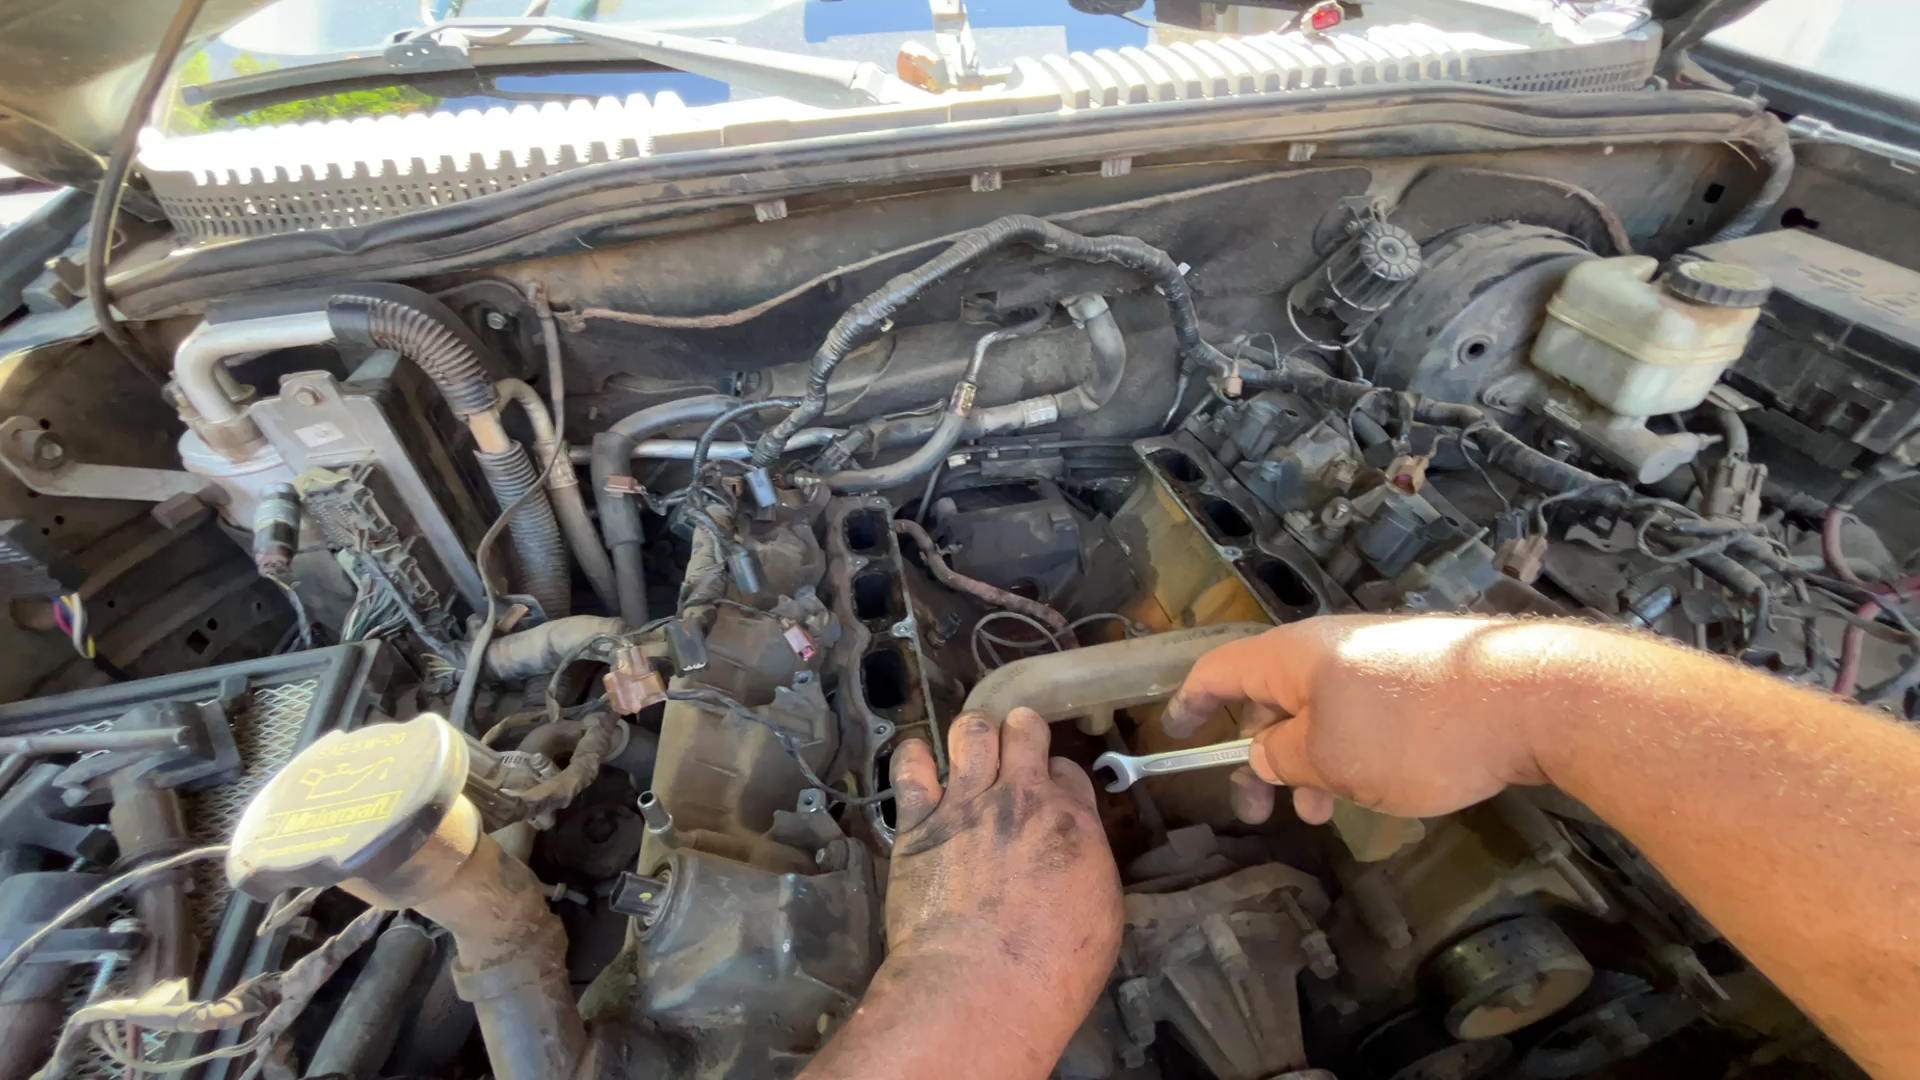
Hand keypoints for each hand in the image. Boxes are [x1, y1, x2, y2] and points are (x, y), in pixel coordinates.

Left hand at [880, 708, 1121, 1063]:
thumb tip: (1072, 841)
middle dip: (1021, 730)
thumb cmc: (1052, 971)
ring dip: (974, 732)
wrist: (980, 992)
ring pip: (972, 730)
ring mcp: (966, 805)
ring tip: (971, 747)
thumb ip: (1085, 858)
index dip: (1058, 774)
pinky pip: (910, 766)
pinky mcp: (919, 823)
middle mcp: (1020, 798)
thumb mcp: (1100, 913)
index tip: (1049, 790)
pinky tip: (918, 761)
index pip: (1068, 768)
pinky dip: (913, 757)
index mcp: (1070, 819)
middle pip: (1024, 728)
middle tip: (1014, 748)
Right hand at [1164, 615, 1554, 824]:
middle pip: (1266, 697)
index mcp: (1287, 657)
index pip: (1216, 672)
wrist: (1534, 696)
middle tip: (1254, 808)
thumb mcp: (1328, 758)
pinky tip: (1373, 785)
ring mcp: (1372, 658)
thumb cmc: (1410, 729)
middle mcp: (1322, 648)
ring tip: (1320, 812)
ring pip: (1316, 711)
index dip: (1188, 703)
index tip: (1172, 733)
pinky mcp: (1415, 674)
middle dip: (1255, 754)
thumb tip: (1262, 752)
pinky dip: (1346, 749)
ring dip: (1305, 761)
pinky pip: (1358, 711)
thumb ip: (1281, 757)